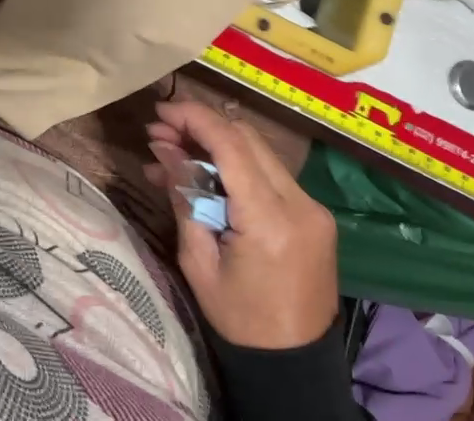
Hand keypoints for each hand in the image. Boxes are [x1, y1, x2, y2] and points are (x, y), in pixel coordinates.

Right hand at [144, 98, 338, 349]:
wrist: (294, 362)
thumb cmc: (238, 318)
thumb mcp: (198, 261)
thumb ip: (185, 199)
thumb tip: (165, 149)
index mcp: (270, 220)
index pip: (231, 146)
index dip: (194, 119)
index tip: (160, 112)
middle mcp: (301, 205)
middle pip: (247, 139)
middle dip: (201, 126)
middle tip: (159, 132)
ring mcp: (313, 208)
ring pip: (259, 151)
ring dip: (216, 144)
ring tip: (172, 152)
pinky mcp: (314, 214)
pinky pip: (270, 174)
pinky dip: (235, 165)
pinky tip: (203, 174)